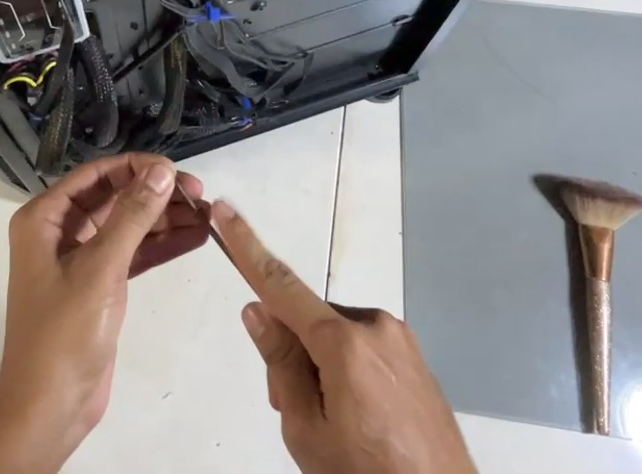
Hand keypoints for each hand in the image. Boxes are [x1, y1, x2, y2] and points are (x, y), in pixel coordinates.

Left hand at [0, 154, 209, 472]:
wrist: (49, 407)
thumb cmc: (63, 332)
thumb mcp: (100, 268)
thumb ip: (133, 216)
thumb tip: (162, 171)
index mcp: (44, 218)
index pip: (95, 175)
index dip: (136, 167)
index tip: (176, 170)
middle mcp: (60, 231)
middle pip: (115, 197)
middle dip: (156, 193)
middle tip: (200, 194)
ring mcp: (81, 258)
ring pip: (128, 225)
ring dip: (165, 219)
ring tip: (208, 214)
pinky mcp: (101, 284)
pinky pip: (134, 253)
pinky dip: (162, 245)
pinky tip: (196, 237)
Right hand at [213, 200, 476, 473]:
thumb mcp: (307, 431)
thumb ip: (281, 366)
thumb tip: (258, 311)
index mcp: (344, 343)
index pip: (281, 286)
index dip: (247, 247)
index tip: (226, 211)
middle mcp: (375, 327)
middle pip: (309, 323)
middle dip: (295, 355)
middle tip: (305, 414)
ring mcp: (400, 339)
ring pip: (336, 338)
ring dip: (324, 367)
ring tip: (341, 426)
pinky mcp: (415, 356)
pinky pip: (364, 349)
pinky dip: (350, 372)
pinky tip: (363, 419)